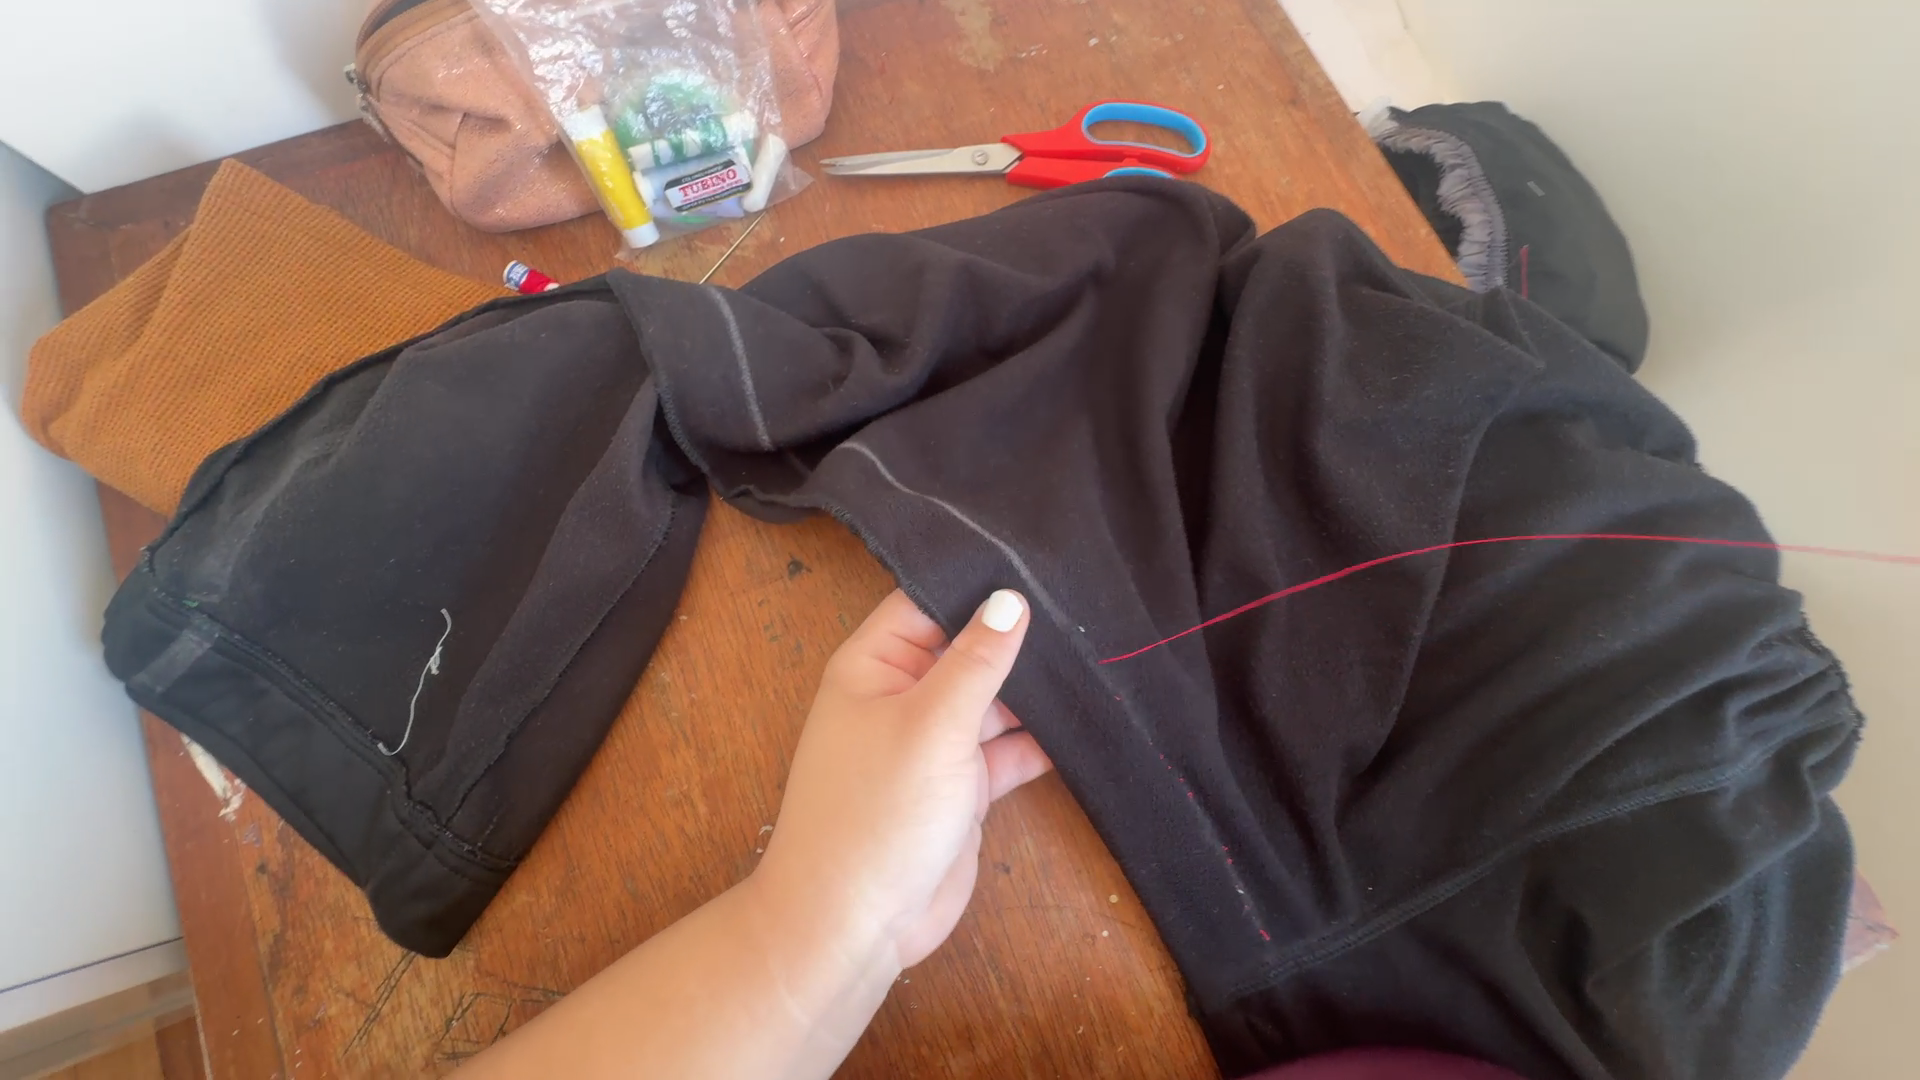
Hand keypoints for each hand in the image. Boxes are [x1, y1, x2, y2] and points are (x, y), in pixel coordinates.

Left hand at [753, 588, 1054, 967]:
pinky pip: (1006, 748)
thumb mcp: (932, 722)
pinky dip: (1038, 740)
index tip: (1035, 564)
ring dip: (1033, 690)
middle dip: (1015, 638)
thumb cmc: (879, 808)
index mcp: (875, 665)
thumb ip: (975, 659)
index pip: (925, 602)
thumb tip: (1010, 598)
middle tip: (1081, 608)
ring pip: (991, 699)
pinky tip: (1084, 722)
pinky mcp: (963, 783)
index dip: (973, 583)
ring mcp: (935, 741)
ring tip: (1095, 658)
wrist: (858, 924)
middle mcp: (905, 695)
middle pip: (965, 649)